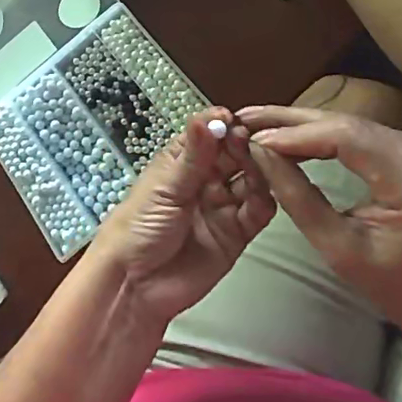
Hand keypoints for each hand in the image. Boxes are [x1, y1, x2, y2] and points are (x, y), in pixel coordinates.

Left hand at [89, 108, 276, 326]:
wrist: (135, 284)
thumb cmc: (138, 227)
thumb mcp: (165, 187)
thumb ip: (194, 156)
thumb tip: (212, 116)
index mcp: (180, 161)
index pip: (208, 135)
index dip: (223, 126)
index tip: (240, 120)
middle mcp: (203, 180)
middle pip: (234, 155)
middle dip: (246, 146)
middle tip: (257, 141)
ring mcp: (221, 206)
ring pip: (251, 181)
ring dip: (259, 170)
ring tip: (266, 163)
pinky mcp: (235, 233)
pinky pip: (257, 212)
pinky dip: (264, 201)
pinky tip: (267, 193)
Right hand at [237, 104, 401, 345]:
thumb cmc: (399, 289)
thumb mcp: (339, 249)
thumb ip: (298, 197)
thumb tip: (258, 153)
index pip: (346, 138)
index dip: (294, 134)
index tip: (252, 138)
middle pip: (350, 124)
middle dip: (293, 121)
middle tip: (246, 118)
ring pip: (356, 124)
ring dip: (306, 124)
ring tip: (261, 124)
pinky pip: (367, 134)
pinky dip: (327, 134)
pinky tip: (296, 136)